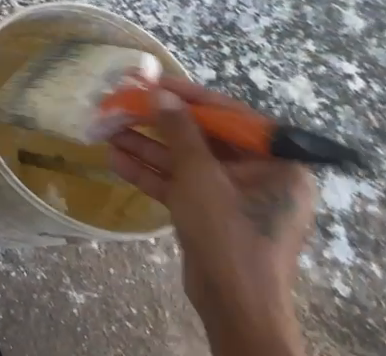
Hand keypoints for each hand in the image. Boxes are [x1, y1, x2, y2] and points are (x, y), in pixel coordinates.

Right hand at [109, 78, 315, 355]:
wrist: (235, 305)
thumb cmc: (228, 233)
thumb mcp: (199, 175)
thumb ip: (179, 130)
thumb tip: (160, 93)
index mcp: (279, 166)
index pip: (234, 117)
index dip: (191, 96)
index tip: (155, 81)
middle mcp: (263, 178)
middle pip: (205, 139)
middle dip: (159, 124)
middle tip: (122, 105)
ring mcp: (237, 199)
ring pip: (187, 162)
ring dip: (147, 146)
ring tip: (107, 129)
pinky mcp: (214, 216)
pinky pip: (182, 185)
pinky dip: (152, 173)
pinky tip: (115, 160)